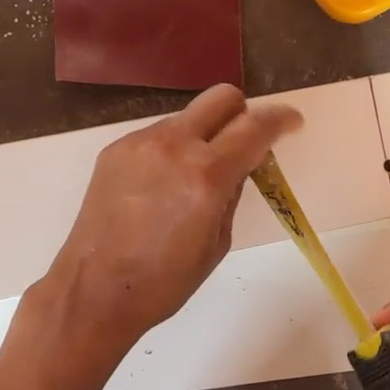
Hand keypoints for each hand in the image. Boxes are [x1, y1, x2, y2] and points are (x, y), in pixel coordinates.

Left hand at [37, 85, 301, 346]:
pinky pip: (158, 136)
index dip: (281, 120)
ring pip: (187, 118)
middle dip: (243, 113)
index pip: (255, 127)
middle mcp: (173, 146)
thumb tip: (239, 166)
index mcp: (206, 176)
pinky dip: (173, 150)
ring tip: (196, 180)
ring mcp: (139, 143)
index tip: (293, 122)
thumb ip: (232, 194)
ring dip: (204, 135)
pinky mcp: (115, 150)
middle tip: (247, 143)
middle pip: (221, 98)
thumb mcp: (216, 243)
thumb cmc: (165, 282)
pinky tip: (163, 188)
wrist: (96, 291)